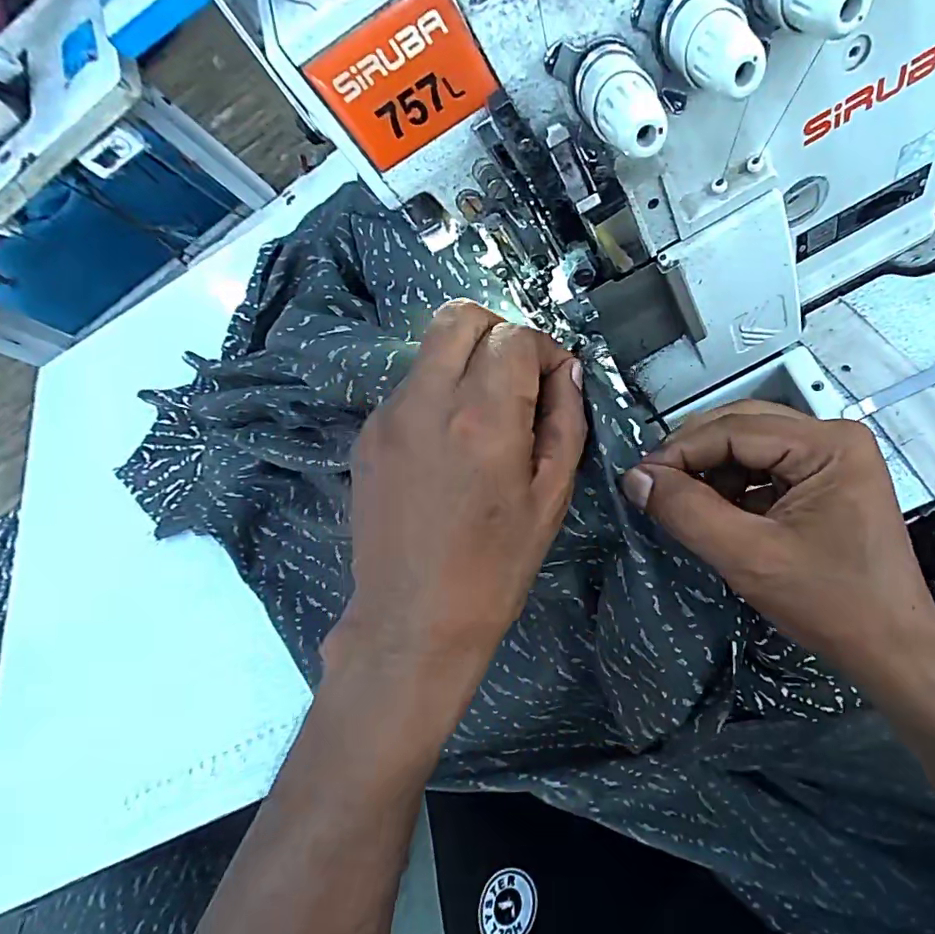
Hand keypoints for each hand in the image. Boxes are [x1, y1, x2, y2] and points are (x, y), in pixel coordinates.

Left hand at [323, 300, 586, 715]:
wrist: (415, 616)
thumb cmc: (499, 562)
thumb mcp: (552, 495)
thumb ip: (566, 422)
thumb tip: (567, 373)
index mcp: (482, 418)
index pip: (515, 338)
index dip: (546, 350)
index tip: (559, 382)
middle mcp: (427, 401)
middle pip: (460, 317)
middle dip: (502, 333)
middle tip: (525, 378)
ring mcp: (388, 415)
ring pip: (432, 349)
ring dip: (471, 362)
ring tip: (493, 415)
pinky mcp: (368, 435)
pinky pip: (412, 386)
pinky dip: (443, 391)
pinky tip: (457, 444)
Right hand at [621, 401, 934, 684]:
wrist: (892, 649)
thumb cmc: (832, 603)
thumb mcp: (750, 557)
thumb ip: (688, 512)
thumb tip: (637, 478)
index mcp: (830, 443)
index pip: (738, 428)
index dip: (681, 449)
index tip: (638, 479)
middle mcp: (837, 438)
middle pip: (748, 428)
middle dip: (697, 456)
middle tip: (654, 487)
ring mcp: (838, 461)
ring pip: (757, 450)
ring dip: (716, 474)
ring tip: (684, 505)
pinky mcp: (832, 486)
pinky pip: (773, 473)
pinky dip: (740, 490)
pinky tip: (719, 515)